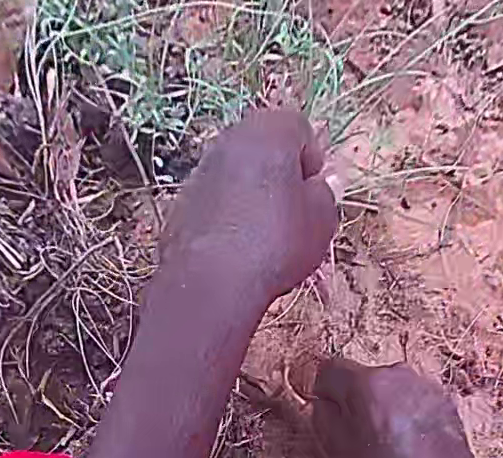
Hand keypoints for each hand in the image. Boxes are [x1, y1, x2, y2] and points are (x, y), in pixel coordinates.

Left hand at [160, 110, 338, 307]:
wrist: (213, 282)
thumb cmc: (276, 244)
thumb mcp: (321, 221)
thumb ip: (323, 194)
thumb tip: (312, 188)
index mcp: (268, 131)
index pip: (299, 130)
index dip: (311, 163)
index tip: (312, 197)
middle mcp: (228, 141)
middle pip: (262, 152)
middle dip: (278, 179)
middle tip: (289, 219)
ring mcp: (198, 173)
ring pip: (234, 179)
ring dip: (249, 201)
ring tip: (260, 242)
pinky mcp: (179, 206)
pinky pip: (212, 207)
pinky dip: (224, 222)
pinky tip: (233, 253)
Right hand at [312, 357, 500, 457]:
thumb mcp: (336, 454)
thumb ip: (322, 420)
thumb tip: (323, 406)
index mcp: (364, 382)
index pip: (329, 369)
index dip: (324, 392)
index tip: (327, 411)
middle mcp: (395, 374)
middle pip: (362, 378)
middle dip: (355, 402)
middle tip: (356, 437)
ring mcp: (422, 385)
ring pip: (388, 389)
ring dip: (382, 409)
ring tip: (384, 445)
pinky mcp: (442, 399)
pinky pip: (412, 400)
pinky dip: (406, 416)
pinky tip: (406, 445)